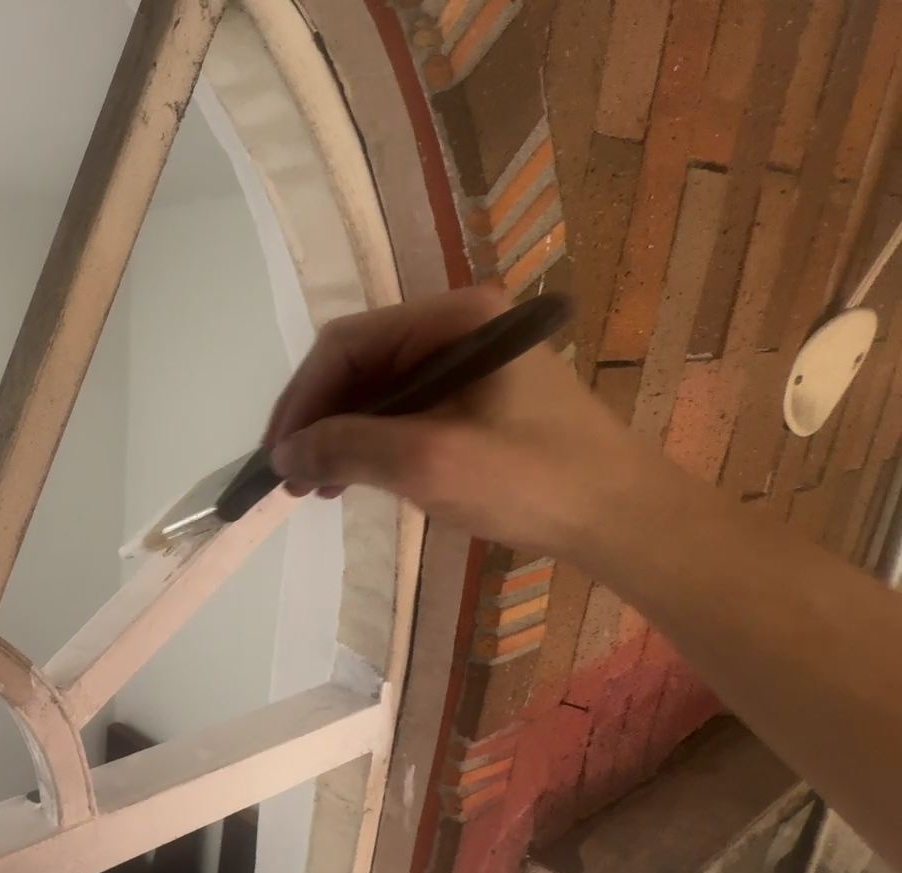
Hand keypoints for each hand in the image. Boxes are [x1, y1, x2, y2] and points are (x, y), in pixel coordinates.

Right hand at [264, 286, 659, 557]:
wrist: (624, 521)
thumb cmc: (533, 480)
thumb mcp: (426, 461)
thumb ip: (344, 448)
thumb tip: (281, 456)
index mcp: (453, 320)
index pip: (345, 346)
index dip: (301, 400)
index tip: (279, 454)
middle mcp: (453, 330)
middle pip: (352, 368)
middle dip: (314, 422)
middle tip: (290, 476)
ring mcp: (460, 365)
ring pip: (367, 394)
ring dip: (331, 439)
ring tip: (311, 486)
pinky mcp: (466, 399)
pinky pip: (392, 414)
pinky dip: (360, 447)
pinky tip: (344, 480)